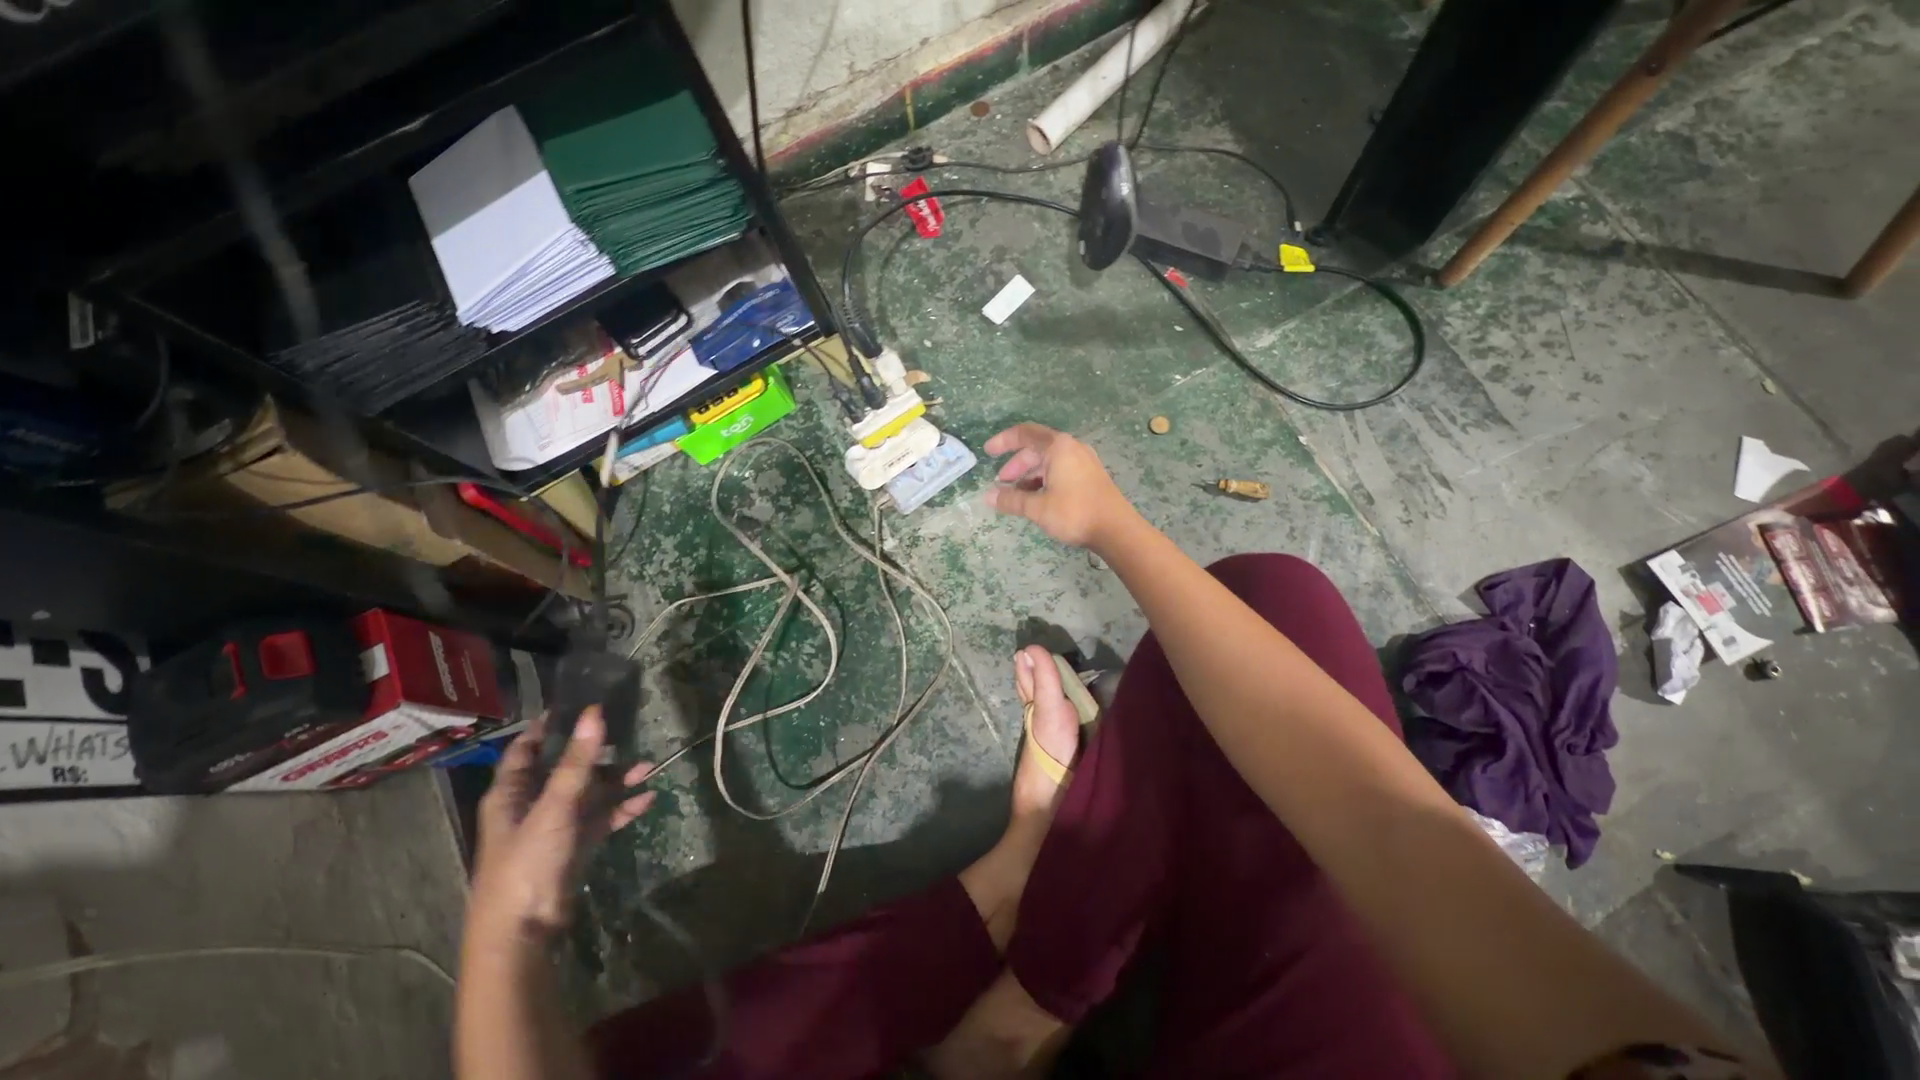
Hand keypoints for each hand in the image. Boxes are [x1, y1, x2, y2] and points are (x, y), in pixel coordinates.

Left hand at [466, 708, 655, 946]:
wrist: (523, 930)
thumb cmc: (526, 862)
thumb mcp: (553, 807)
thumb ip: (577, 762)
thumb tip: (595, 713)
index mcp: (511, 793)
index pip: (525, 750)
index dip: (547, 728)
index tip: (576, 705)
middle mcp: (531, 805)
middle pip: (565, 770)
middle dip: (597, 754)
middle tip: (627, 733)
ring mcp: (555, 828)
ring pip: (589, 795)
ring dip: (616, 782)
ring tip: (650, 768)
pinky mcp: (575, 848)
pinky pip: (602, 820)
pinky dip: (622, 809)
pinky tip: (648, 799)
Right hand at [982, 423, 1138, 549]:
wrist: (1116, 529)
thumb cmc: (1074, 512)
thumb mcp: (1038, 507)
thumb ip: (1011, 500)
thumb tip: (988, 496)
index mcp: (1058, 447)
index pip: (1024, 434)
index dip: (1003, 441)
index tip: (988, 452)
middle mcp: (1071, 448)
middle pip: (1036, 449)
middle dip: (1016, 465)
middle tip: (1001, 484)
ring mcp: (1084, 461)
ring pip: (1049, 461)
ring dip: (1029, 475)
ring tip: (1017, 496)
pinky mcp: (1090, 475)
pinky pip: (1060, 470)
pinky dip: (1044, 480)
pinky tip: (1037, 499)